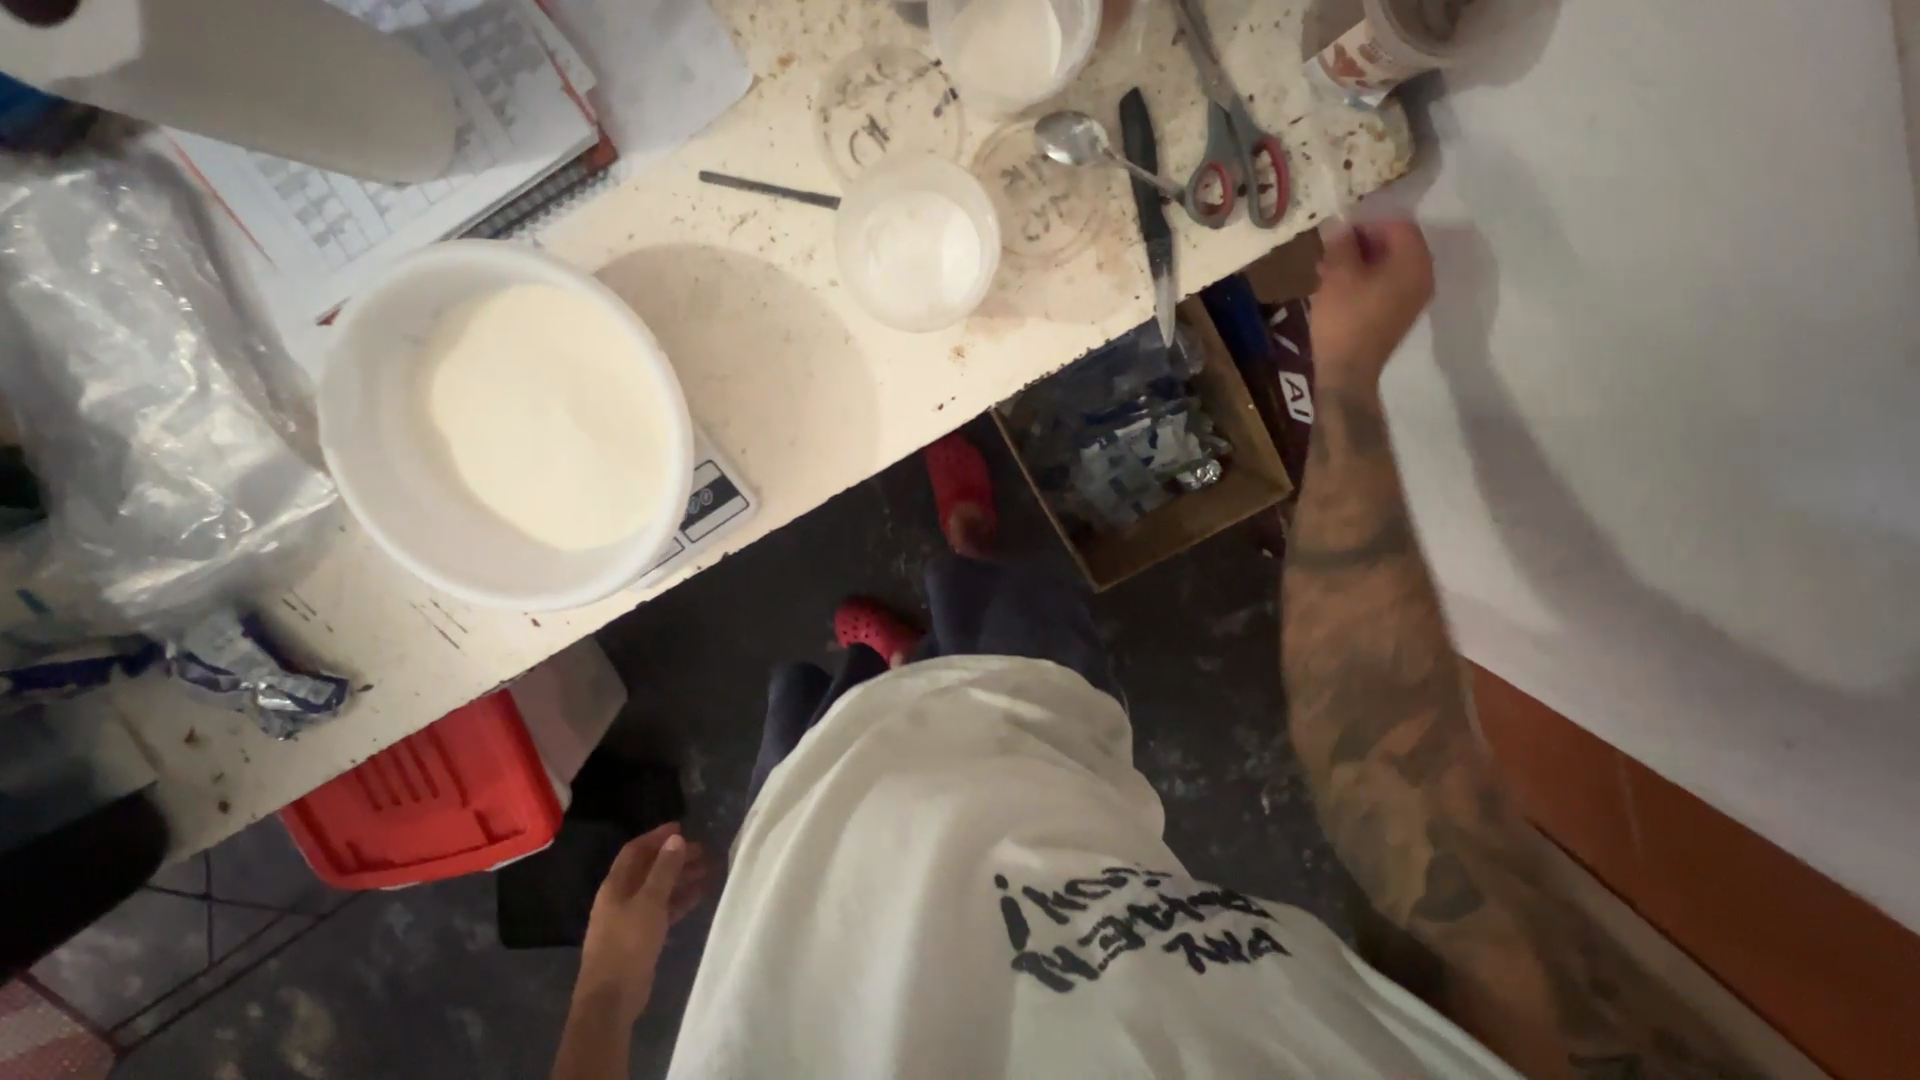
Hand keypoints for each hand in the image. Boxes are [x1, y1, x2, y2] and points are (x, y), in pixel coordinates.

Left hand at [575, 823, 710, 1026]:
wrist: (611, 998)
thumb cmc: (628, 944)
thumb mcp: (649, 902)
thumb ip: (664, 870)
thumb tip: (676, 839)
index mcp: (615, 885)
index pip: (636, 851)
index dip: (657, 837)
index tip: (682, 828)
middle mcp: (621, 898)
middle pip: (649, 869)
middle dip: (674, 857)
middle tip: (703, 851)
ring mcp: (630, 918)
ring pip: (658, 890)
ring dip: (680, 878)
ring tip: (707, 871)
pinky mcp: (641, 937)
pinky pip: (662, 910)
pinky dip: (679, 900)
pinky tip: (698, 896)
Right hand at [1310, 220, 1434, 391]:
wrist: (1349, 370)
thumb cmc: (1344, 318)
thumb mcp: (1338, 274)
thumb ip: (1341, 243)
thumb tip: (1339, 224)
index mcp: (1414, 262)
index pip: (1398, 225)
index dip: (1368, 223)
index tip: (1339, 232)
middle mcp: (1423, 276)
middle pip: (1396, 245)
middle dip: (1364, 243)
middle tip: (1332, 250)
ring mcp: (1414, 298)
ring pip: (1389, 266)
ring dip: (1362, 262)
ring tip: (1330, 269)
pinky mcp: (1400, 314)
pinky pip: (1387, 286)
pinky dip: (1367, 280)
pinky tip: (1340, 289)